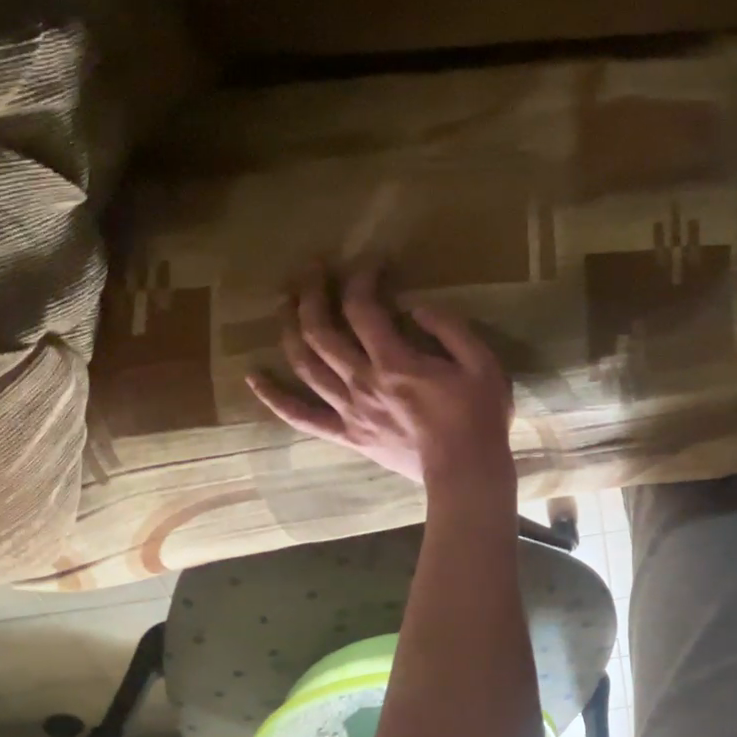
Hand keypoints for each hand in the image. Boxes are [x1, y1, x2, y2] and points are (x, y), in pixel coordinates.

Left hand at [248, 265, 513, 490]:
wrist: (466, 474)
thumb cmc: (479, 419)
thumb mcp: (482, 364)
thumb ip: (450, 329)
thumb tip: (416, 309)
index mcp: (395, 362)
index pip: (363, 308)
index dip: (363, 277)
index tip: (373, 262)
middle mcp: (362, 382)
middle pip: (320, 329)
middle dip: (313, 292)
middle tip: (315, 269)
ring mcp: (349, 410)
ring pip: (304, 363)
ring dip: (290, 327)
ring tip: (287, 302)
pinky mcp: (347, 435)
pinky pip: (302, 416)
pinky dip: (274, 396)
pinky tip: (254, 376)